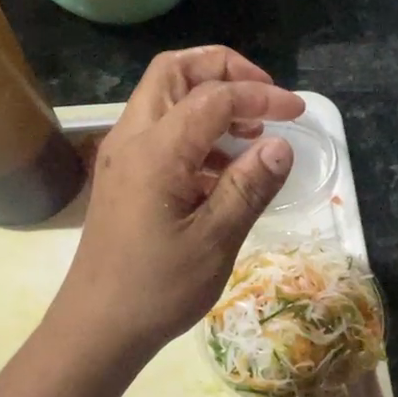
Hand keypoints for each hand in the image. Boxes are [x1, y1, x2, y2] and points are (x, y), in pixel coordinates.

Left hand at [53, 46, 305, 358]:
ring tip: (251, 133)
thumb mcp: (216, 241)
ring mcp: (123, 156)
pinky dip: (196, 128)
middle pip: (175, 71)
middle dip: (224, 70)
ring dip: (209, 98)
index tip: (299, 114)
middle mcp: (133, 139)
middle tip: (265, 96)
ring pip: (164, 96)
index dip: (261, 97)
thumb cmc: (158, 289)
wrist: (98, 327)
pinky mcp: (124, 176)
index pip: (215, 98)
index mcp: (158, 151)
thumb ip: (249, 187)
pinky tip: (224, 168)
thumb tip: (281, 146)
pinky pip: (160, 129)